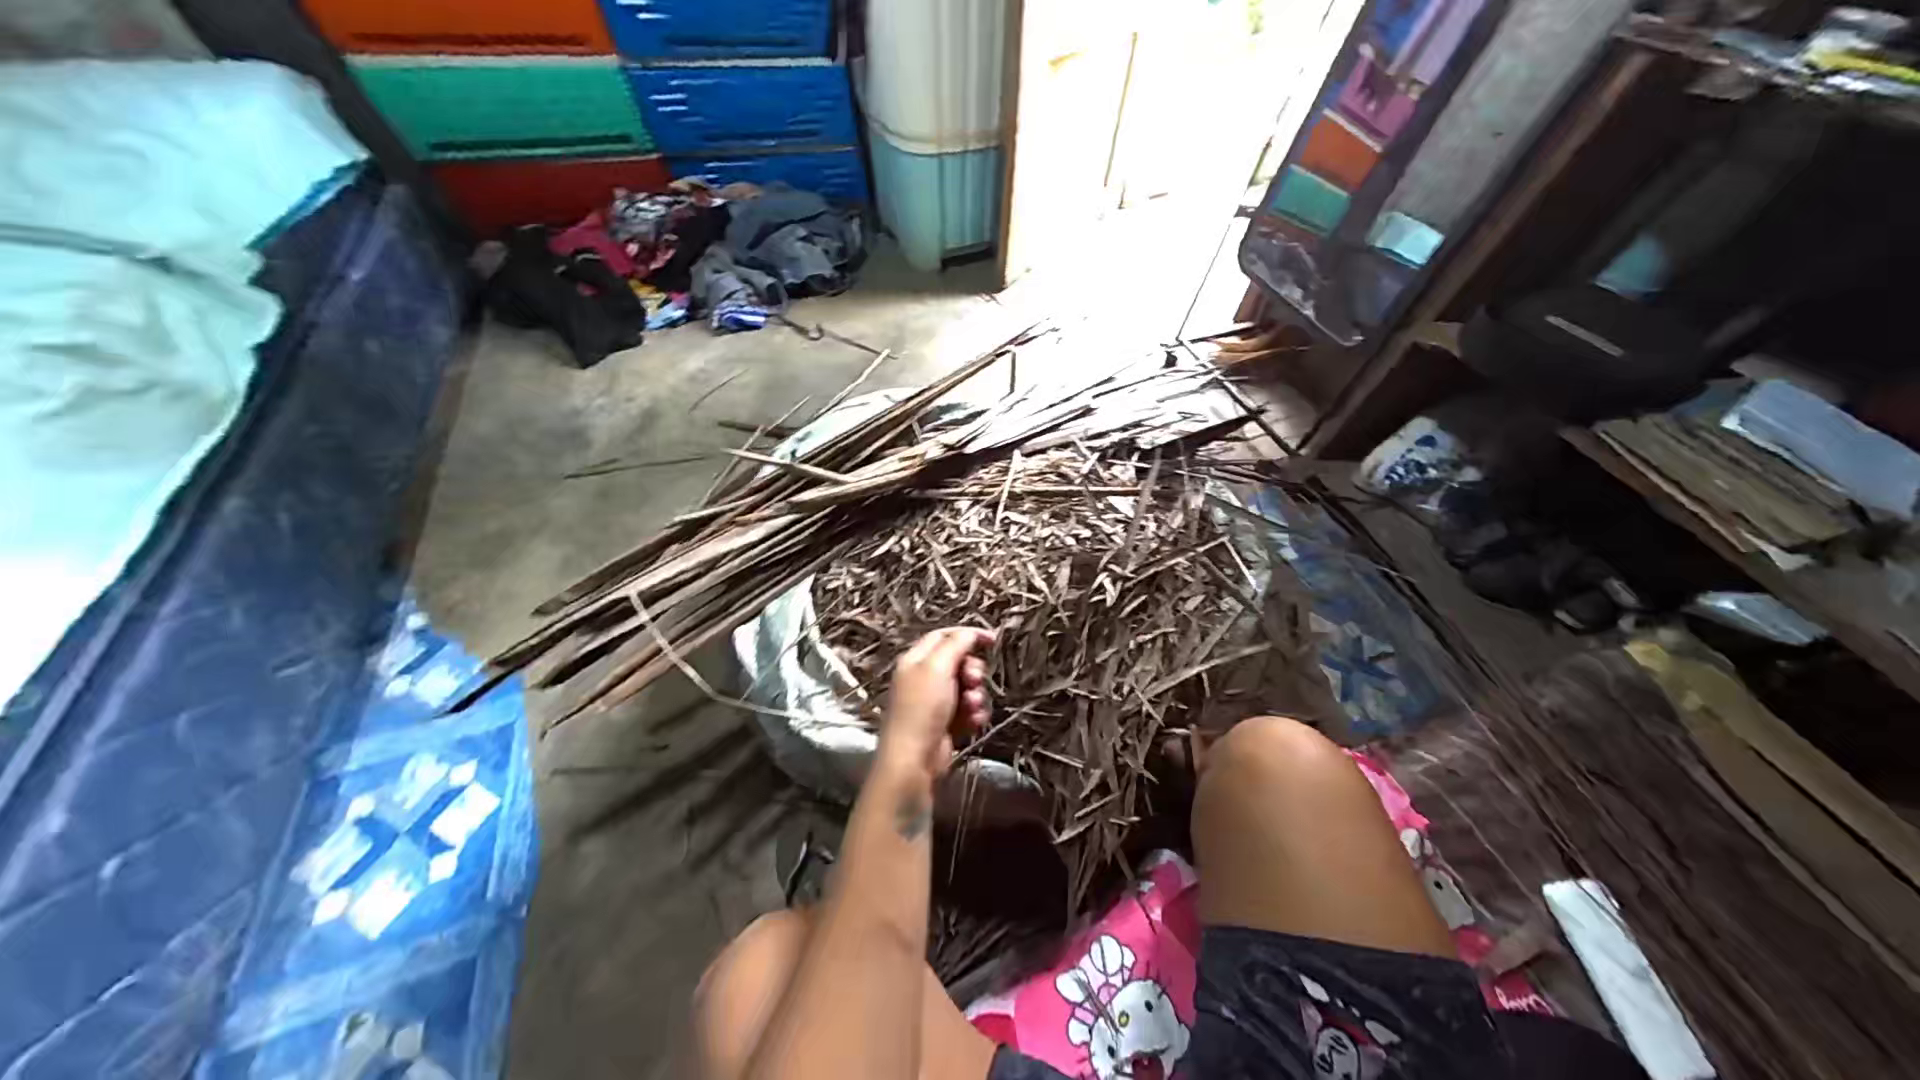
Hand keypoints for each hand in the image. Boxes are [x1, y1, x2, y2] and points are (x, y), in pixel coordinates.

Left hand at [877, 627, 994, 782]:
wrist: (914, 760)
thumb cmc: (922, 709)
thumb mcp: (938, 668)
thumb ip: (956, 645)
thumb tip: (970, 633)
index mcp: (916, 659)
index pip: (943, 636)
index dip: (968, 635)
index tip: (992, 640)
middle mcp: (924, 678)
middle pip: (959, 662)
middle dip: (973, 670)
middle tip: (974, 680)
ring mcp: (935, 702)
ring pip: (967, 688)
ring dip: (975, 696)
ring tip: (971, 708)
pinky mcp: (946, 723)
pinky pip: (968, 711)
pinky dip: (973, 715)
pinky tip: (972, 723)